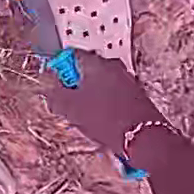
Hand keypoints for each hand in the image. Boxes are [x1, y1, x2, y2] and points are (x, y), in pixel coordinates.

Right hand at [42, 50, 164, 151]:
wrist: (144, 139)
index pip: (71, 54)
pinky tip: (100, 118)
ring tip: (83, 112)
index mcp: (96, 63)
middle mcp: (114, 66)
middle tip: (67, 98)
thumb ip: (55, 94)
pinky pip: (114, 93)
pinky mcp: (137, 95)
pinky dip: (105, 101)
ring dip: (90, 93)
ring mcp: (128, 80)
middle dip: (75, 82)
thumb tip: (50, 90)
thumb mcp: (69, 108)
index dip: (60, 68)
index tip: (55, 82)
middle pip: (87, 68)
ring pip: (101, 81)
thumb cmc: (105, 118)